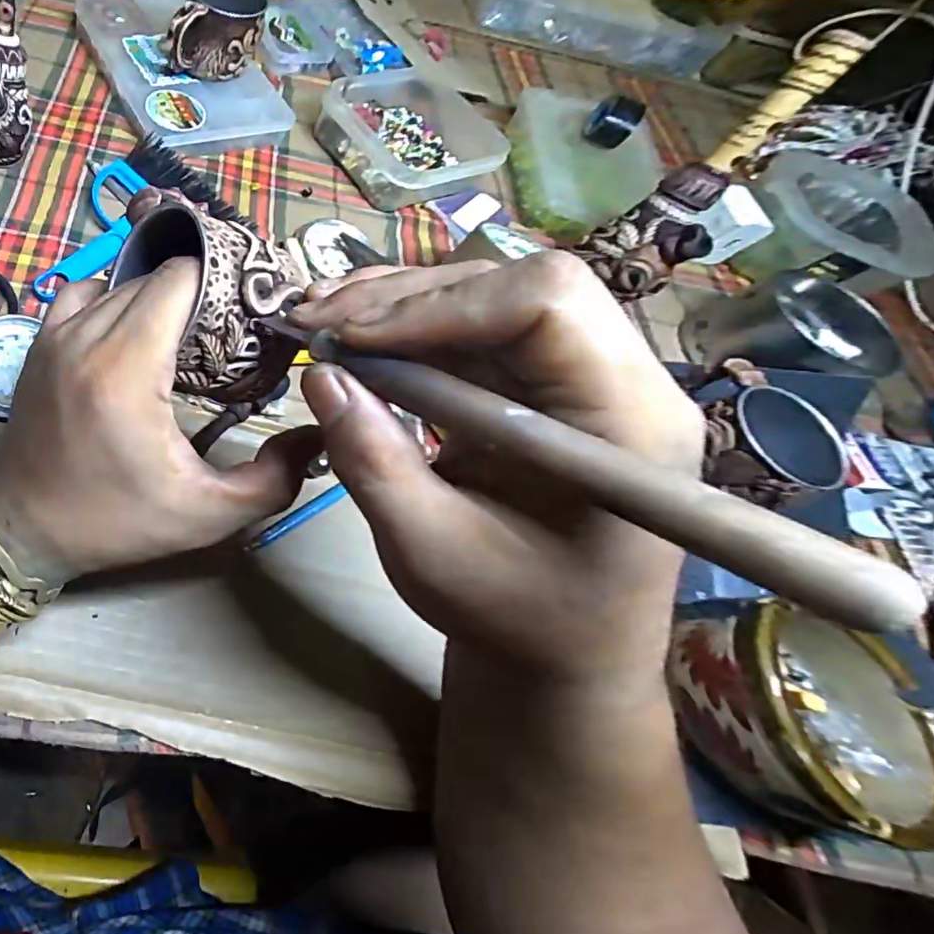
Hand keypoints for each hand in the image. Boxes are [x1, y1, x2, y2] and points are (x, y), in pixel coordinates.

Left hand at [0, 260, 319, 583]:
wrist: (21, 527)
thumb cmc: (110, 522)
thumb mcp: (204, 514)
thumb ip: (273, 477)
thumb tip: (316, 433)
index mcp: (125, 366)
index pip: (182, 277)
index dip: (224, 284)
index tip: (248, 315)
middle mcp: (85, 337)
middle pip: (154, 278)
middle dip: (197, 292)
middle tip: (225, 331)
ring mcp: (53, 337)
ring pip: (117, 284)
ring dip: (153, 299)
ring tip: (180, 333)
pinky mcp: (37, 347)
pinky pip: (79, 296)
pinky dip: (110, 301)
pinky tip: (128, 334)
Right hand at [285, 251, 703, 687]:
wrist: (555, 645)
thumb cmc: (507, 610)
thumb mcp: (425, 547)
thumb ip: (372, 461)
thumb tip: (318, 375)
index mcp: (621, 420)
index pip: (545, 304)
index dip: (437, 307)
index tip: (347, 340)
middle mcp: (611, 379)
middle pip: (508, 288)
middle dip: (400, 299)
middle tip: (311, 322)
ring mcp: (572, 379)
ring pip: (481, 300)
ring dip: (391, 305)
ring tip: (317, 319)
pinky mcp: (532, 388)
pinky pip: (466, 334)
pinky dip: (399, 330)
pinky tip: (349, 334)